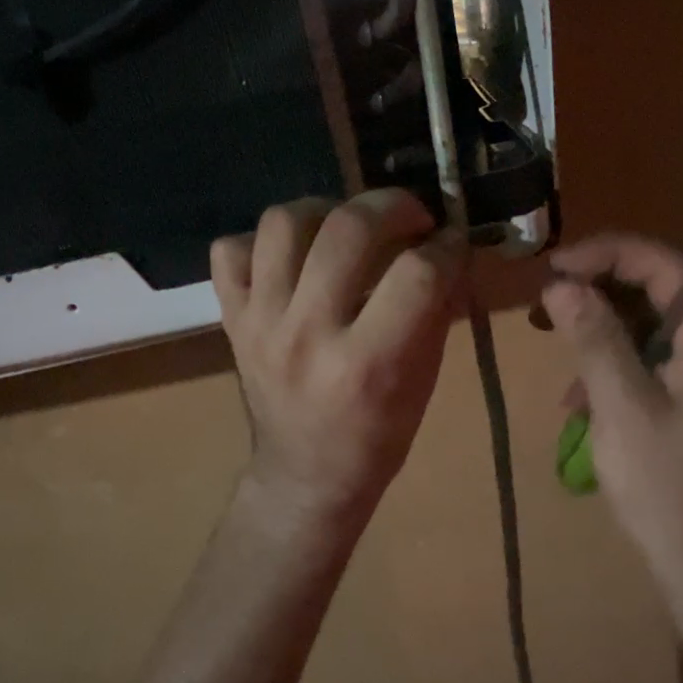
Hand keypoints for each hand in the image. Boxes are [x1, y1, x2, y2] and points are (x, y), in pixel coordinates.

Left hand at [211, 190, 463, 524]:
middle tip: (412, 219)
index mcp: (368, 364)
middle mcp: (308, 335)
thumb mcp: (424, 382)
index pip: (417, 274)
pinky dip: (260, 242)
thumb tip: (451, 249)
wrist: (305, 476)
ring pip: (283, 222)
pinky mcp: (231, 319)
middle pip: (350, 229)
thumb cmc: (377, 436)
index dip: (447, 247)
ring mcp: (260, 323)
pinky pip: (230, 249)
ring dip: (327, 210)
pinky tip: (293, 258)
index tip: (452, 245)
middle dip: (395, 206)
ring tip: (348, 228)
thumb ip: (436, 312)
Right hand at [542, 234, 682, 584]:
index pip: (662, 262)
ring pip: (649, 324)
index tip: (552, 268)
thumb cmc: (664, 483)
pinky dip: (615, 367)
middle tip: (547, 305)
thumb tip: (560, 283)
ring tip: (560, 358)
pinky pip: (652, 358)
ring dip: (602, 334)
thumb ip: (593, 338)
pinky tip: (582, 401)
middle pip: (657, 289)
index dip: (604, 254)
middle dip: (598, 293)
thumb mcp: (620, 405)